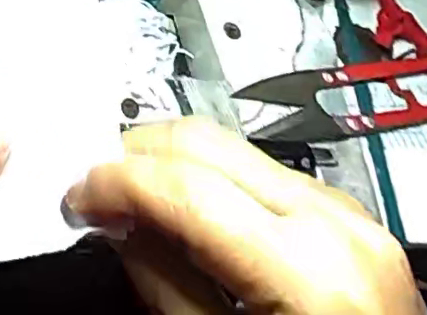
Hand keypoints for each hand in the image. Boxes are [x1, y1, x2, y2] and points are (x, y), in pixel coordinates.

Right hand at [63, 118, 424, 314]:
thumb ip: (165, 286)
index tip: (78, 196)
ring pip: (221, 143)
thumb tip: (117, 225)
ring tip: (134, 198)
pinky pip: (253, 168)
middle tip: (98, 190)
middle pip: (198, 141)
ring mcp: (348, 214)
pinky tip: (183, 207)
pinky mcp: (347, 216)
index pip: (181, 186)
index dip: (113, 183)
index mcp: (313, 271)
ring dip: (165, 161)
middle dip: (132, 155)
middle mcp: (335, 223)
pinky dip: (203, 175)